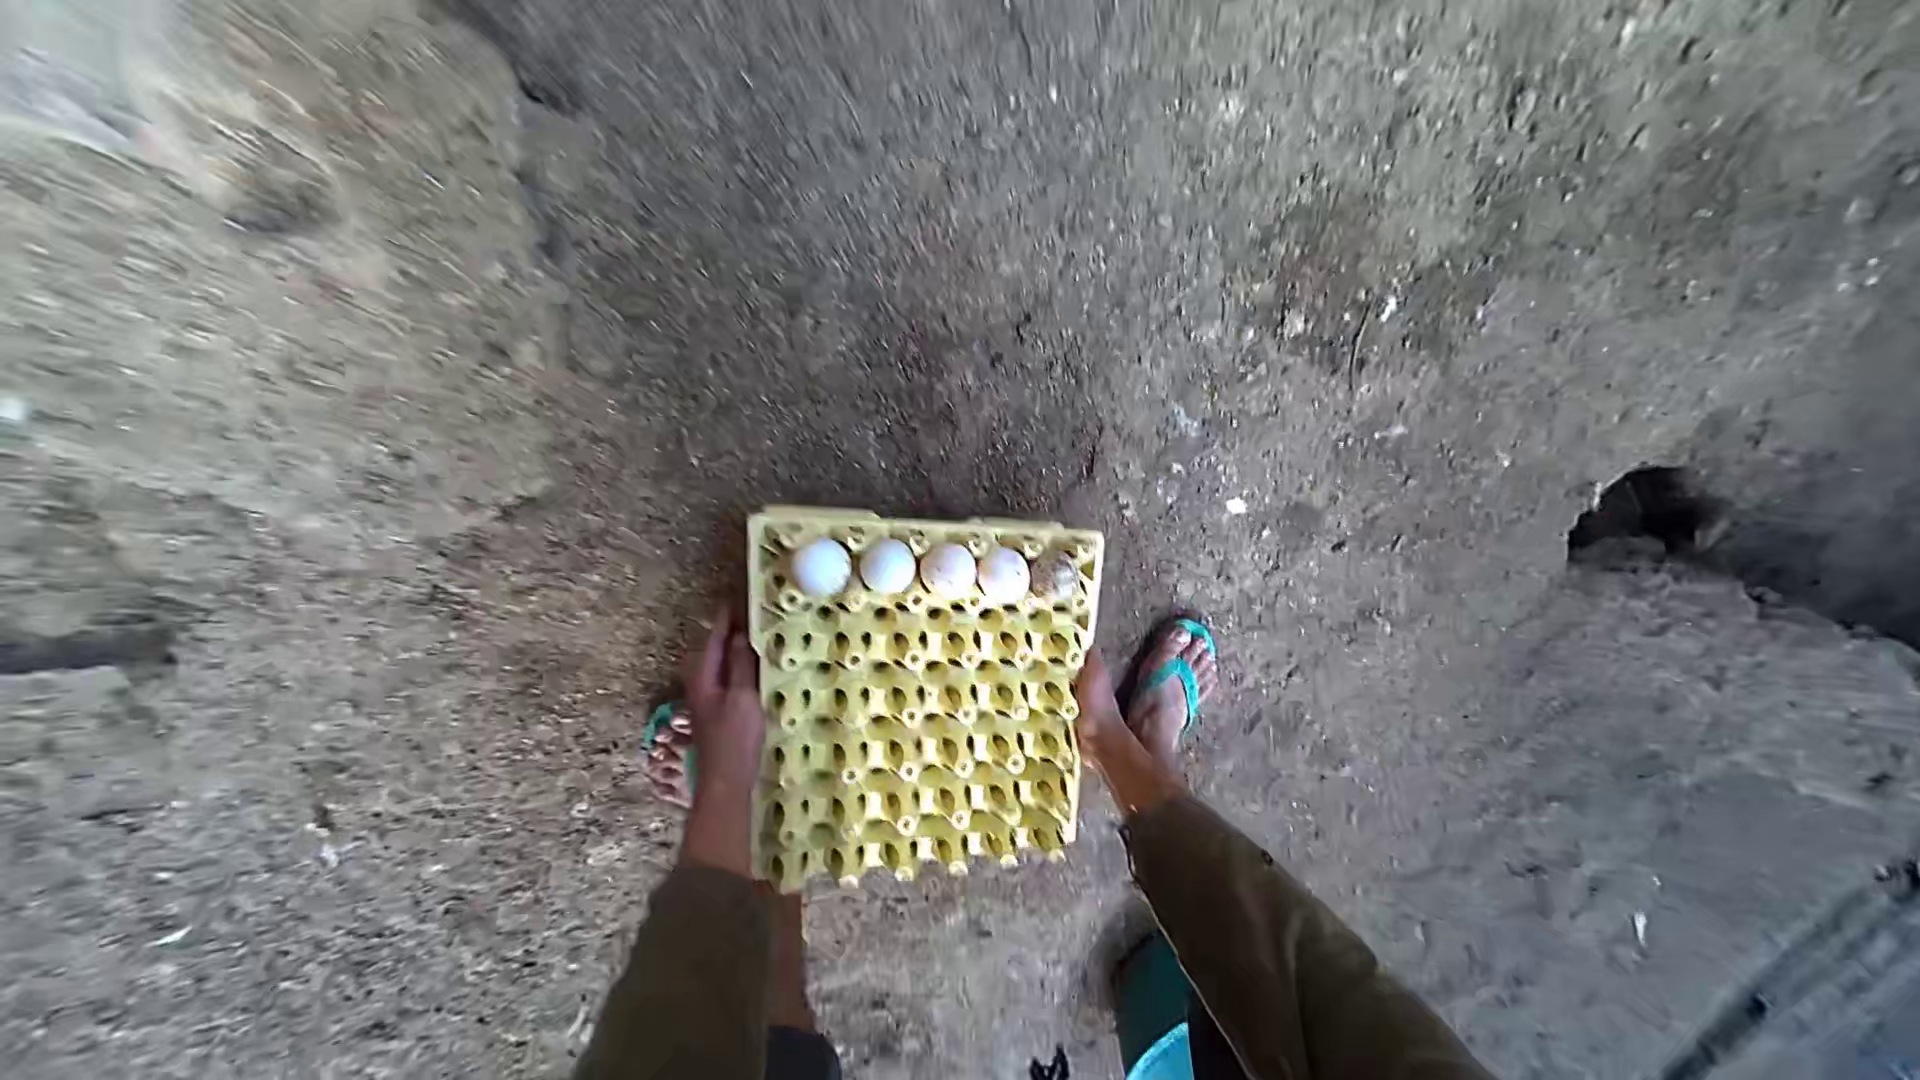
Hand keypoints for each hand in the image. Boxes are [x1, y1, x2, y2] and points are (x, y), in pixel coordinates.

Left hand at [679, 604, 767, 789]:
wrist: (725, 782)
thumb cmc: (735, 738)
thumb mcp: (742, 696)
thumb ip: (740, 664)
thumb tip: (741, 634)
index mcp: (703, 675)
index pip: (716, 635)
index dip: (728, 614)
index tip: (741, 592)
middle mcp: (700, 681)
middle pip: (714, 646)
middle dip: (730, 626)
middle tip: (752, 608)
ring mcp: (707, 696)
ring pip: (720, 660)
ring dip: (735, 644)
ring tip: (756, 630)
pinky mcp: (717, 707)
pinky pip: (727, 673)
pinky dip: (738, 661)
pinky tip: (754, 663)